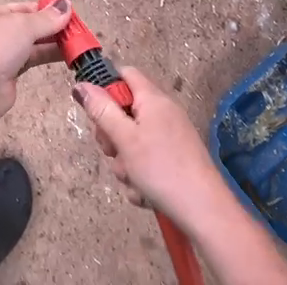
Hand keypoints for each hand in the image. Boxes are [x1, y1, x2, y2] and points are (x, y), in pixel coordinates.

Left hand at [0, 0, 73, 116]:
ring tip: (78, 42)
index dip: (46, 9)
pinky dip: (48, 56)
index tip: (68, 12)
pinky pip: (33, 59)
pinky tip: (66, 55)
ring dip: (53, 42)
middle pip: (29, 26)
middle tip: (78, 29)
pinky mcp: (10, 73)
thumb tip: (65, 3)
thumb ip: (46, 18)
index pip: (24, 8)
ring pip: (33, 44)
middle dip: (52, 27)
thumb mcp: (22, 25)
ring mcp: (3, 54)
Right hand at [75, 66, 232, 225]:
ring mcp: (170, 138)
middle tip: (111, 151)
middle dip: (111, 134)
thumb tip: (81, 84)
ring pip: (132, 141)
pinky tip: (144, 193)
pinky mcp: (175, 160)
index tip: (93, 110)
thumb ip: (101, 110)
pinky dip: (140, 176)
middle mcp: (163, 113)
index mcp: (152, 99)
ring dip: (124, 161)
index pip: (123, 73)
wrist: (205, 212)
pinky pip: (147, 160)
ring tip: (132, 178)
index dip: (105, 85)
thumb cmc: (162, 169)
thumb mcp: (124, 138)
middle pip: (124, 111)